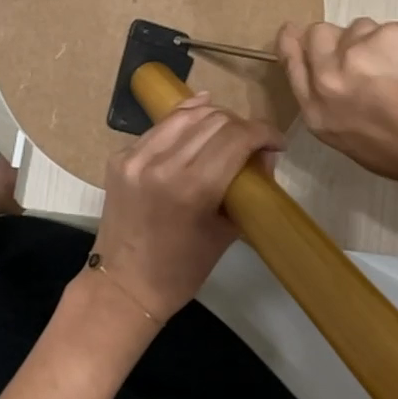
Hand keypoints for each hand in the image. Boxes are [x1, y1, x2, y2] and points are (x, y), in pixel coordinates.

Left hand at [90, 95, 284, 320]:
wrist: (125, 282)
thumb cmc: (182, 269)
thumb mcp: (226, 231)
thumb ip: (246, 188)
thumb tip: (264, 156)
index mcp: (192, 187)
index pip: (236, 137)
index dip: (264, 133)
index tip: (277, 143)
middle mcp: (161, 162)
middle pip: (213, 121)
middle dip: (241, 125)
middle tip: (255, 142)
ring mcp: (135, 156)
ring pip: (184, 116)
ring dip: (213, 117)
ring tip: (229, 129)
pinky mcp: (120, 155)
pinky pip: (159, 128)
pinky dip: (183, 120)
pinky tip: (199, 117)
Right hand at [277, 19, 397, 190]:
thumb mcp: (362, 146)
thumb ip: (337, 109)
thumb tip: (335, 81)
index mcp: (319, 113)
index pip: (291, 61)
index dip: (293, 43)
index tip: (295, 32)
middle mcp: (329, 79)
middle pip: (318, 34)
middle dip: (339, 39)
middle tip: (368, 54)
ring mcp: (359, 51)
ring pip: (360, 28)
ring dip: (377, 42)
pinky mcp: (392, 33)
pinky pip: (393, 27)